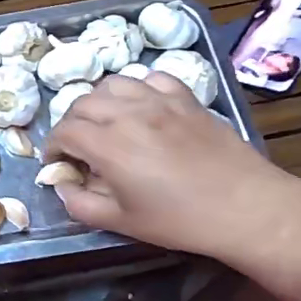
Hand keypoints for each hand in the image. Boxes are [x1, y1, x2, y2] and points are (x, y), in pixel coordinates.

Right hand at [45, 72, 300, 260]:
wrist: (247, 207)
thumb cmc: (180, 220)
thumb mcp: (121, 222)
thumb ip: (80, 204)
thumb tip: (62, 185)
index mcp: (109, 145)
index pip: (63, 131)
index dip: (53, 147)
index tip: (57, 163)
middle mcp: (129, 113)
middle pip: (82, 103)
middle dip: (71, 124)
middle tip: (78, 146)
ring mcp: (159, 101)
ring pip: (113, 84)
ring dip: (99, 102)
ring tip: (105, 122)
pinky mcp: (186, 99)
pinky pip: (152, 79)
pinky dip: (138, 89)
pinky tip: (141, 107)